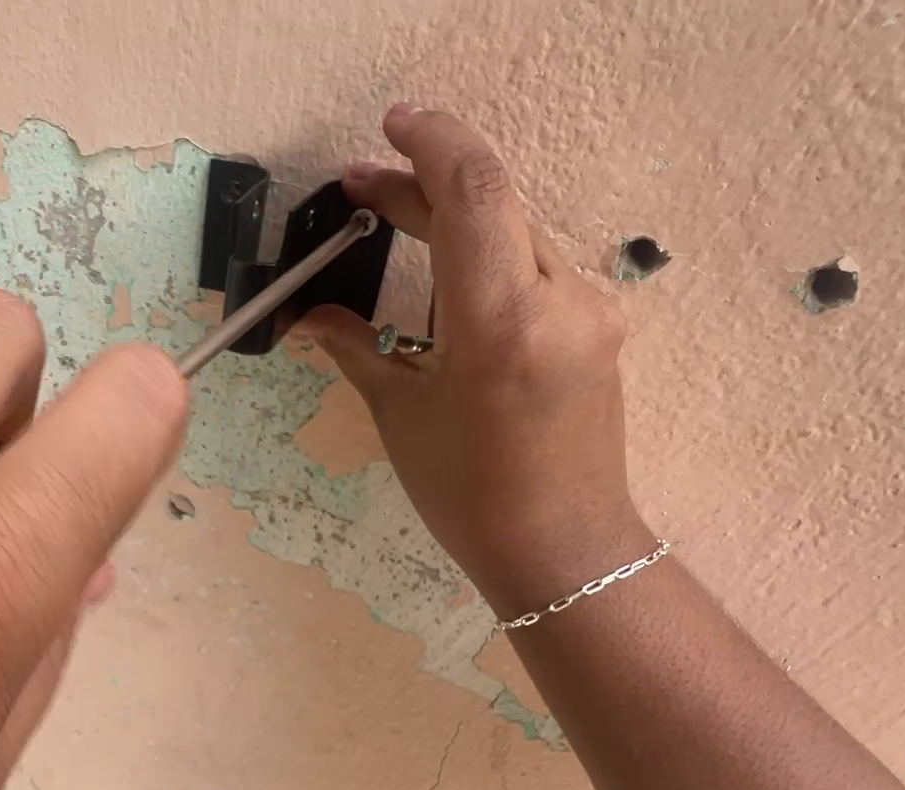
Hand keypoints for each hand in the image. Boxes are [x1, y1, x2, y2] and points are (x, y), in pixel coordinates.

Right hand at [306, 104, 650, 614]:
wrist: (561, 544)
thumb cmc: (469, 492)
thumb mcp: (402, 413)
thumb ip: (356, 346)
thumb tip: (308, 315)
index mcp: (501, 321)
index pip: (474, 193)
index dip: (429, 144)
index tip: (387, 129)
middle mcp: (560, 297)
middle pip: (493, 201)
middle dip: (423, 184)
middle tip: (360, 189)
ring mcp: (589, 307)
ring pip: (514, 230)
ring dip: (453, 217)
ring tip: (392, 222)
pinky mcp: (596, 321)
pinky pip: (533, 263)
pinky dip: (483, 252)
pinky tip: (443, 272)